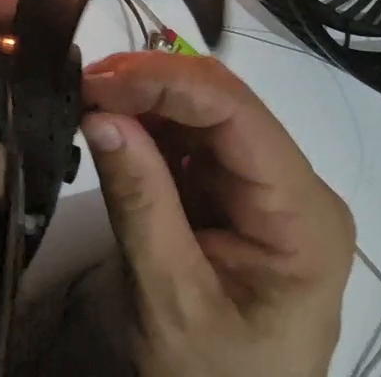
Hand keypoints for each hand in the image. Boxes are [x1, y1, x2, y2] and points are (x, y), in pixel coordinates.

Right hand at [81, 51, 354, 376]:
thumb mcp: (171, 297)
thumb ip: (140, 201)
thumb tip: (98, 114)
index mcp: (302, 215)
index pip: (237, 114)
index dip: (165, 82)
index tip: (95, 83)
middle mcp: (293, 186)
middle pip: (222, 103)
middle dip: (148, 83)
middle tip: (79, 87)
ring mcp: (262, 186)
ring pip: (200, 109)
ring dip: (140, 98)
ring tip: (83, 102)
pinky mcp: (231, 191)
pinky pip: (186, 137)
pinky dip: (141, 123)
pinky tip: (106, 122)